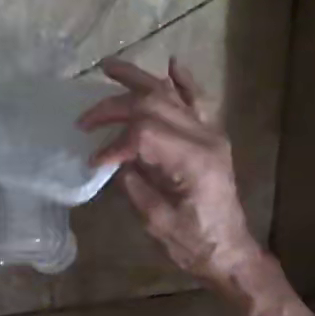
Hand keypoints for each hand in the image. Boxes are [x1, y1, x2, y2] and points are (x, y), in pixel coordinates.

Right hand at [79, 57, 266, 288]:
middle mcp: (204, 138)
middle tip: (85, 120)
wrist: (230, 252)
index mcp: (192, 161)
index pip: (144, 133)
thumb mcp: (156, 221)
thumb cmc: (193, 245)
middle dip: (114, 107)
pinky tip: (171, 63)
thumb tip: (116, 162)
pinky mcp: (212, 138)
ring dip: (138, 79)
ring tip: (109, 67)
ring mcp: (211, 134)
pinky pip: (199, 100)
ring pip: (171, 94)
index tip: (93, 163)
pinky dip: (184, 81)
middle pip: (153, 105)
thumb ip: (135, 185)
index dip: (113, 144)